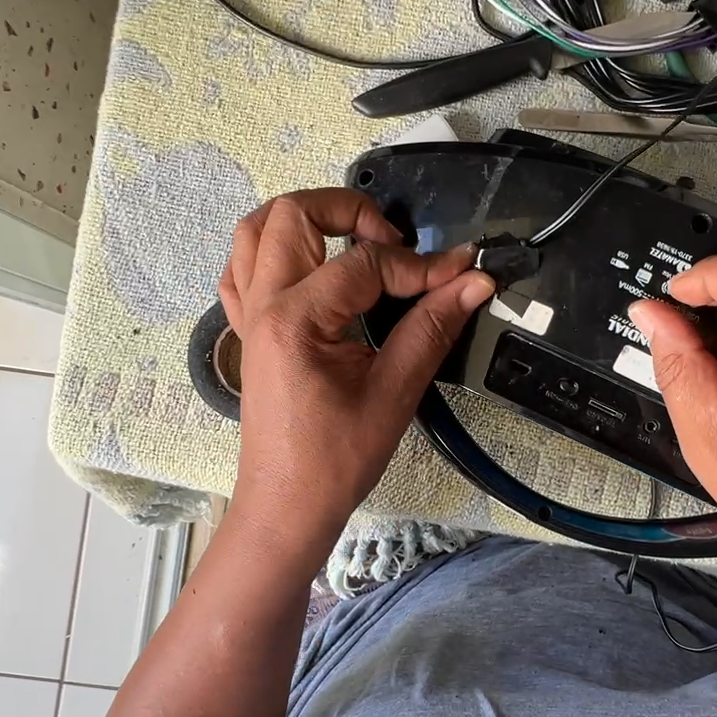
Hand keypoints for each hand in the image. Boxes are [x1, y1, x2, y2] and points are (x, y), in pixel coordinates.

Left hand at [219, 189, 494, 546]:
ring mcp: (247, 317)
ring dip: (304, 220)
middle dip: (350, 211)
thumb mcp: (395, 392)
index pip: (365, 264)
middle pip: (293, 215)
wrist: (288, 505)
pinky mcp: (247, 332)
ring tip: (352, 242)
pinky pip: (242, 269)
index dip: (420, 265)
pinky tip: (308, 270)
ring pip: (256, 231)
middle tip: (394, 244)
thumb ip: (432, 327)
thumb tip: (474, 281)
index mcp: (296, 320)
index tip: (459, 274)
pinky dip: (273, 252)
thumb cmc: (337, 459)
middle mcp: (262, 305)